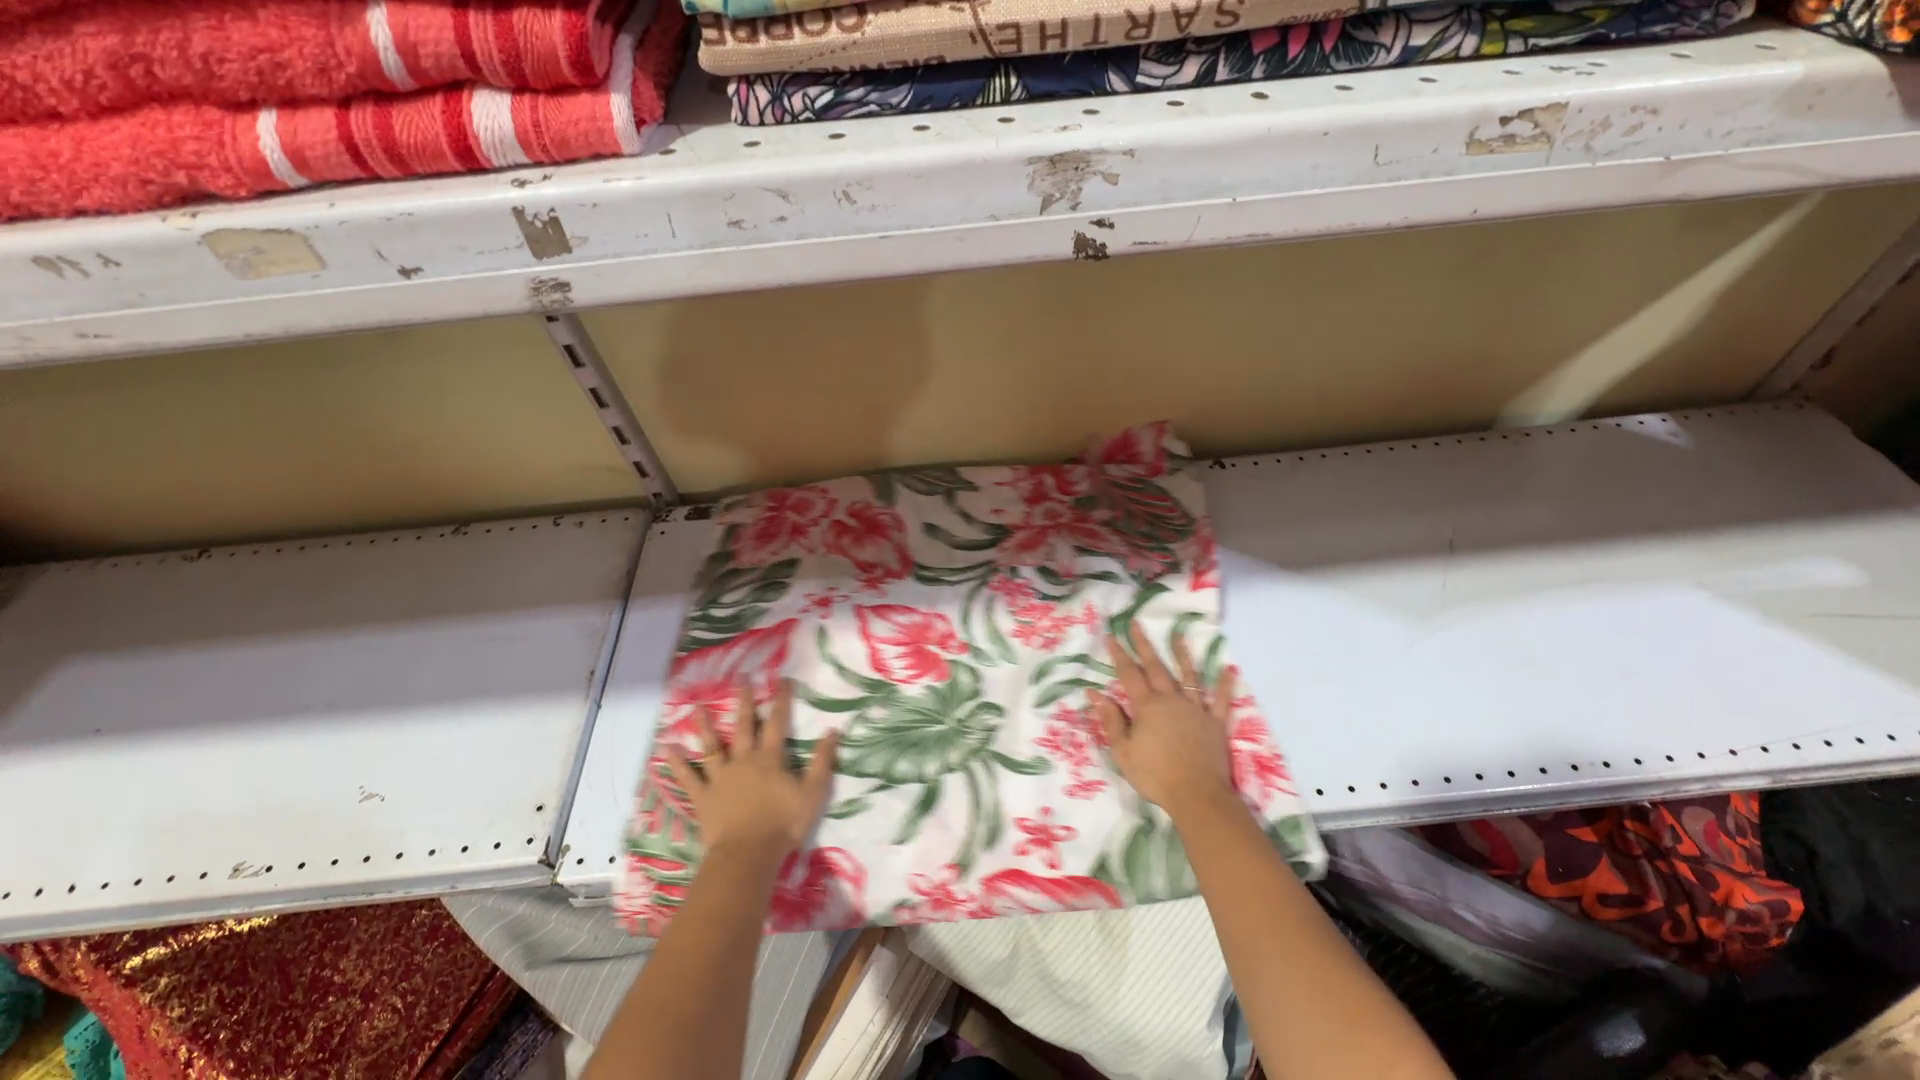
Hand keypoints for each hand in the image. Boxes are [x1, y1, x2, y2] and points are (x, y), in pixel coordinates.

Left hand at [665, 680, 838, 865]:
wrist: (749, 853)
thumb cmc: (784, 824)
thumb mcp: (813, 793)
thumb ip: (822, 762)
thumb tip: (832, 731)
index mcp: (770, 759)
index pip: (778, 723)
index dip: (781, 701)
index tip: (783, 680)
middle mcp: (743, 761)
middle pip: (744, 727)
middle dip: (745, 703)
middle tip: (741, 680)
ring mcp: (720, 778)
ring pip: (712, 747)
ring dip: (705, 726)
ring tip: (697, 707)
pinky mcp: (703, 797)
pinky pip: (688, 777)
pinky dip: (677, 763)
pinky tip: (668, 748)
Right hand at [1090, 623, 1237, 818]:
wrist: (1197, 794)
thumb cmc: (1155, 775)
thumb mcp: (1123, 751)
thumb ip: (1110, 720)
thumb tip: (1095, 693)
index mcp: (1147, 707)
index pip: (1129, 675)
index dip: (1119, 655)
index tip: (1111, 636)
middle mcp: (1171, 700)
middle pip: (1156, 667)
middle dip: (1144, 645)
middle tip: (1136, 624)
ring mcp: (1196, 709)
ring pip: (1188, 676)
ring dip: (1182, 654)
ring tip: (1178, 634)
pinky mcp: (1215, 723)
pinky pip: (1220, 700)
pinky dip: (1224, 685)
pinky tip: (1229, 670)